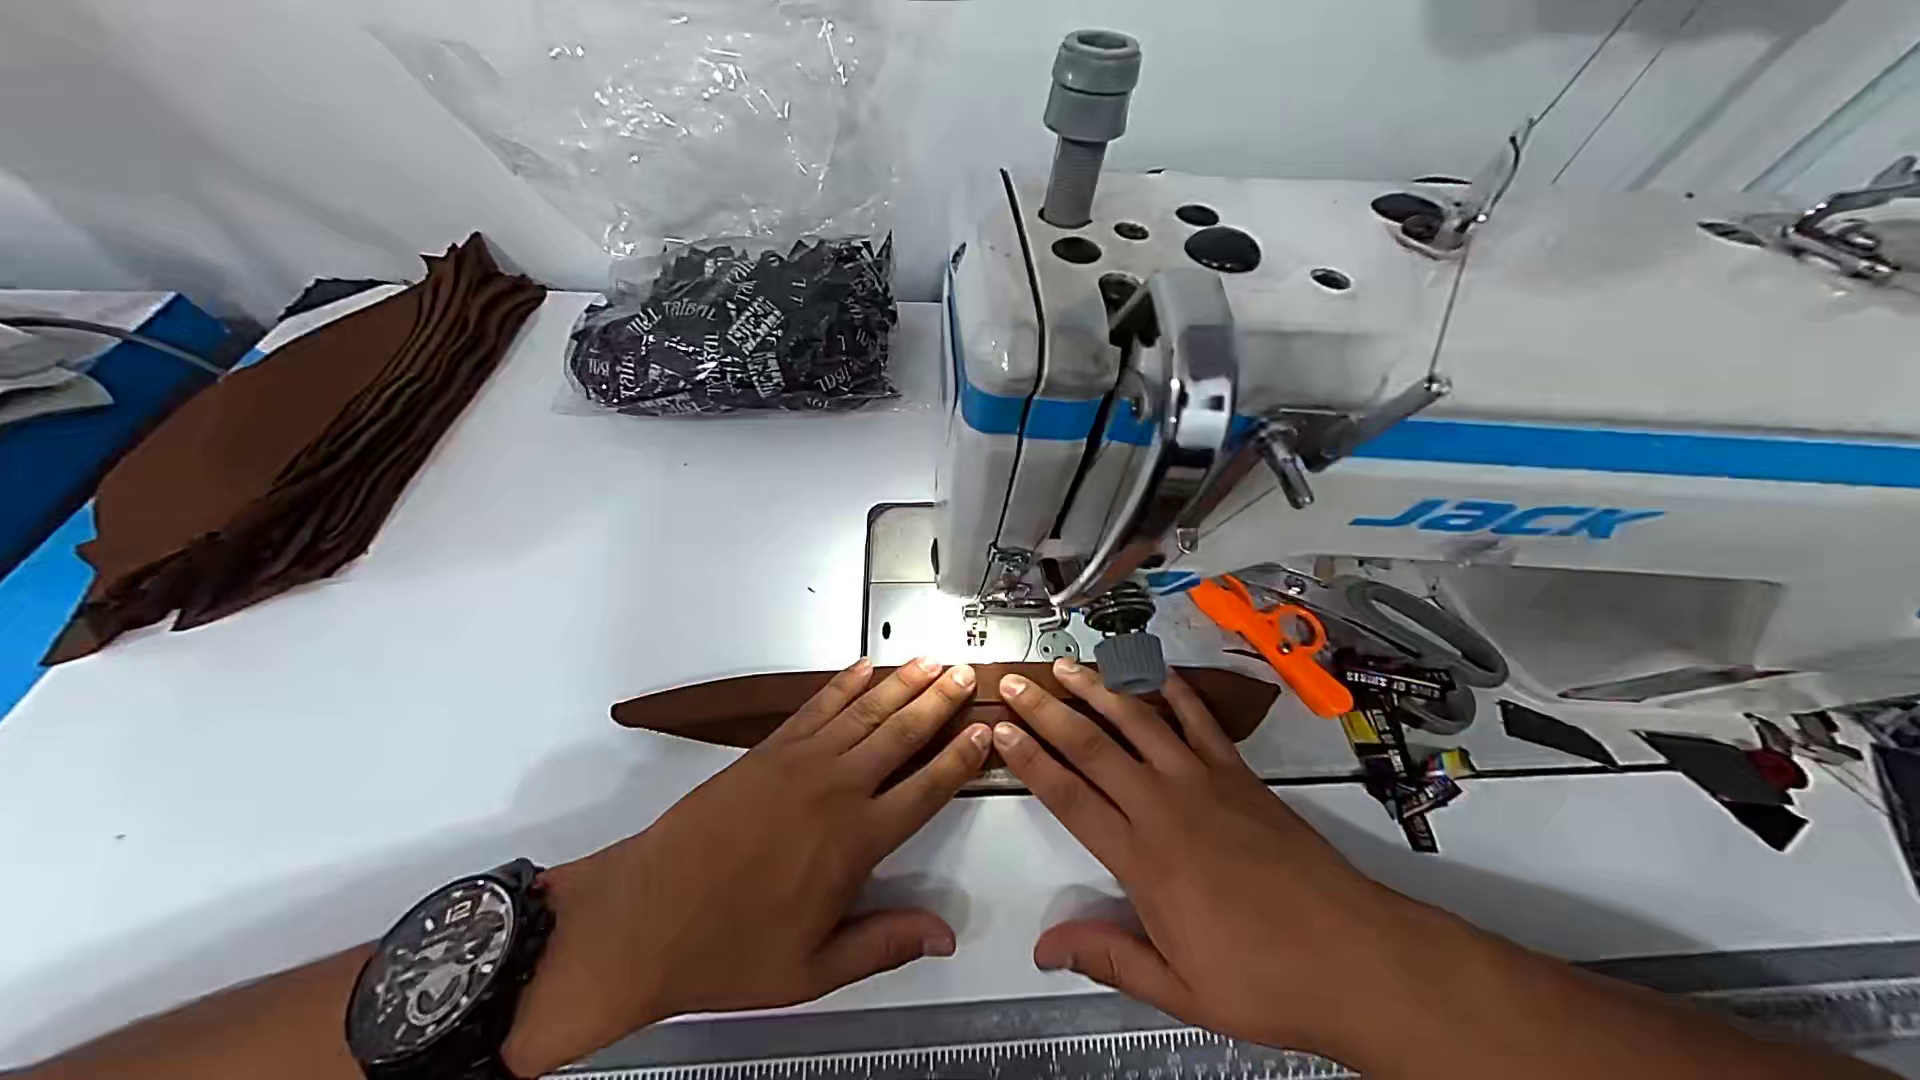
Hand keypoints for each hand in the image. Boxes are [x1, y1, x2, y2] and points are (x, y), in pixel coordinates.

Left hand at [501, 658, 990, 1075]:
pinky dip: (842, 685)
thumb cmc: (729, 948)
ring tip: (929, 661)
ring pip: (864, 711)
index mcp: (856, 842)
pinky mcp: (767, 751)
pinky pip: (815, 708)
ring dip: (900, 683)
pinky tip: (862, 668)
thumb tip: (943, 935)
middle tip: (963, 674)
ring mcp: (799, 763)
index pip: (926, 790)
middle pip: (901, 734)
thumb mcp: (814, 970)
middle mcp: (835, 791)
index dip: (960, 759)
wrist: (646, 917)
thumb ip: (884, 945)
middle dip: (938, 701)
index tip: (983, 732)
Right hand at [993, 658, 1447, 1059]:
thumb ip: (1109, 958)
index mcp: (1142, 859)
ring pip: (1139, 723)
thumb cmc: (1264, 979)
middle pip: (1092, 747)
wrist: (1356, 958)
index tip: (1000, 730)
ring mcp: (1204, 783)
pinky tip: (1158, 673)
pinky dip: (1176, 694)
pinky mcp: (1240, 775)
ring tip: (1069, 666)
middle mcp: (1164, 807)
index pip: (1068, 797)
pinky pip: (1201, 723)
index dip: (1029, 760)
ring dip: (1099, 691)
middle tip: (1015, 684)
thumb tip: (1045, 949)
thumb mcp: (1178, 989)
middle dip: (1047, 711)